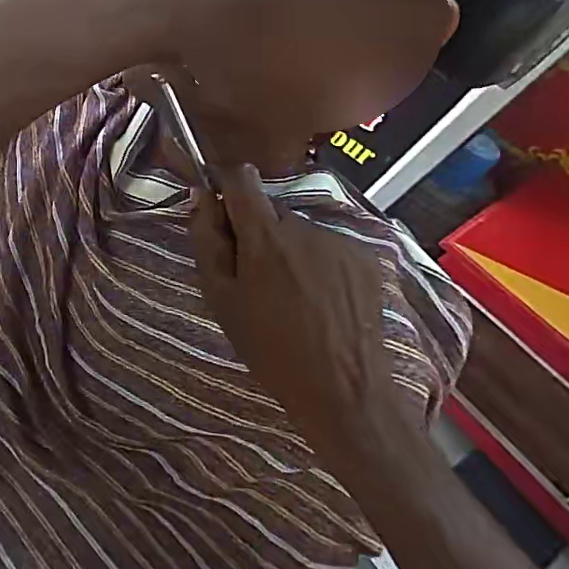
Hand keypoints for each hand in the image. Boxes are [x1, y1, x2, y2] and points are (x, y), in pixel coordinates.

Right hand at [187, 164, 404, 465]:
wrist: (343, 389)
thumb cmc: (270, 347)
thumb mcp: (220, 298)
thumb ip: (207, 240)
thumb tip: (201, 199)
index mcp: (265, 235)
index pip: (241, 178)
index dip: (225, 185)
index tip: (218, 208)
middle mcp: (305, 227)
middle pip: (269, 209)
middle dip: (255, 231)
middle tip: (251, 275)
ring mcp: (340, 241)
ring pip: (298, 230)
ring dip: (287, 249)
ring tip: (288, 295)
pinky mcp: (366, 258)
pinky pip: (327, 247)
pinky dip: (316, 263)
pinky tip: (318, 299)